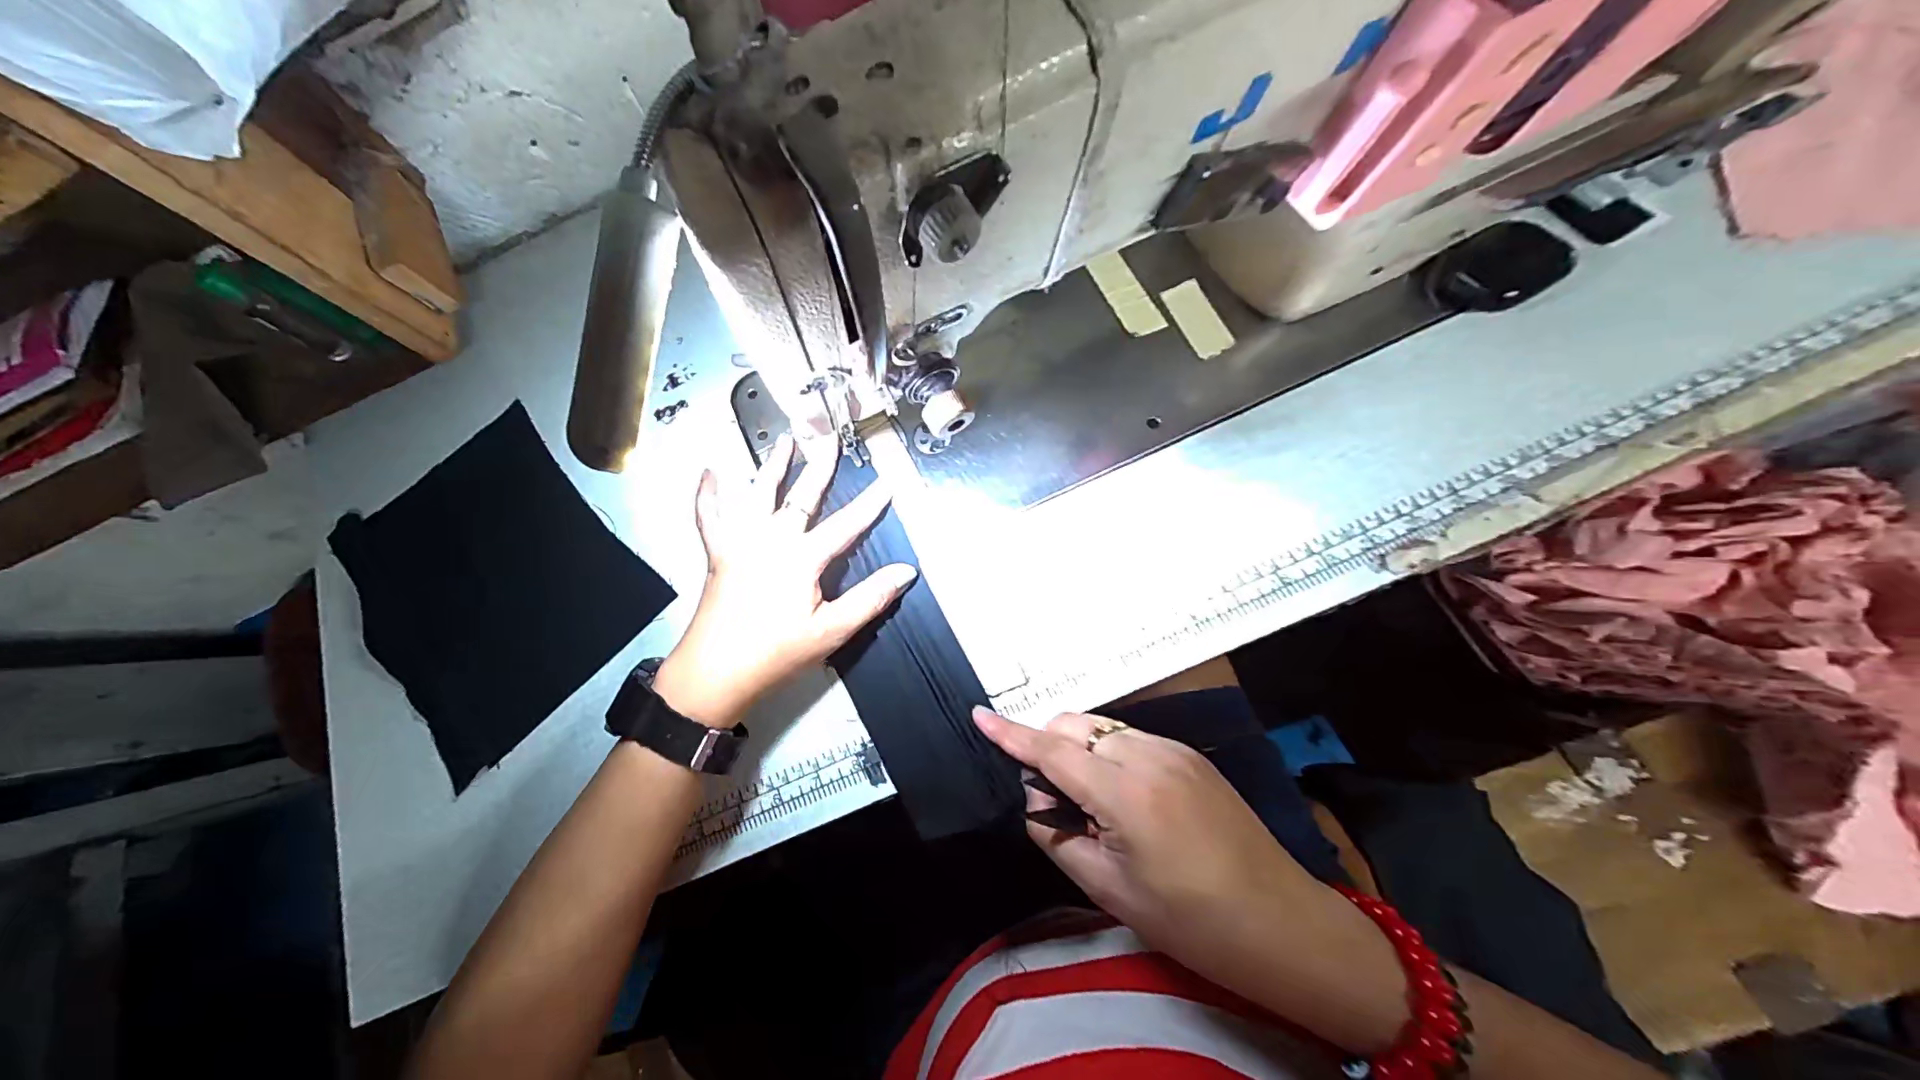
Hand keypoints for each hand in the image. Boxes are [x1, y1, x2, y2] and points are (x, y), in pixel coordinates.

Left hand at [652, 435, 916, 728]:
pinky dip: (708, 494)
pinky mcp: (719, 555)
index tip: (887, 483)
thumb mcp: (832, 631)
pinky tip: (709, 473)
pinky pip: (710, 517)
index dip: (870, 504)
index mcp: (802, 559)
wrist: (714, 672)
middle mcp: (771, 541)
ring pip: (759, 495)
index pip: (846, 525)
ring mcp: (741, 544)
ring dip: (773, 466)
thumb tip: (906, 572)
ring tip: (784, 441)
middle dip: (820, 466)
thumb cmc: (774, 654)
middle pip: (802, 496)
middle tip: (831, 441)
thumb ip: (870, 598)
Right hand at [972, 706, 1406, 1048]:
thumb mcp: (1108, 888)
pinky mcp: (1192, 756)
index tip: (979, 715)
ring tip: (1091, 804)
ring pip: (1102, 727)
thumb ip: (1057, 834)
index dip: (1010, 734)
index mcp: (1124, 792)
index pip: (1051, 750)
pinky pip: (1131, 738)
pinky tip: (1123, 798)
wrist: (1282, 924)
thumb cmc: (1190, 921)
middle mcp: (1148, 755)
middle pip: (1074, 724)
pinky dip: (1109, 755)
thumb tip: (1036, 801)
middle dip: (1047, 745)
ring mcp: (1175, 750)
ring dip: (1079, 750)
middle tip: (1053, 802)